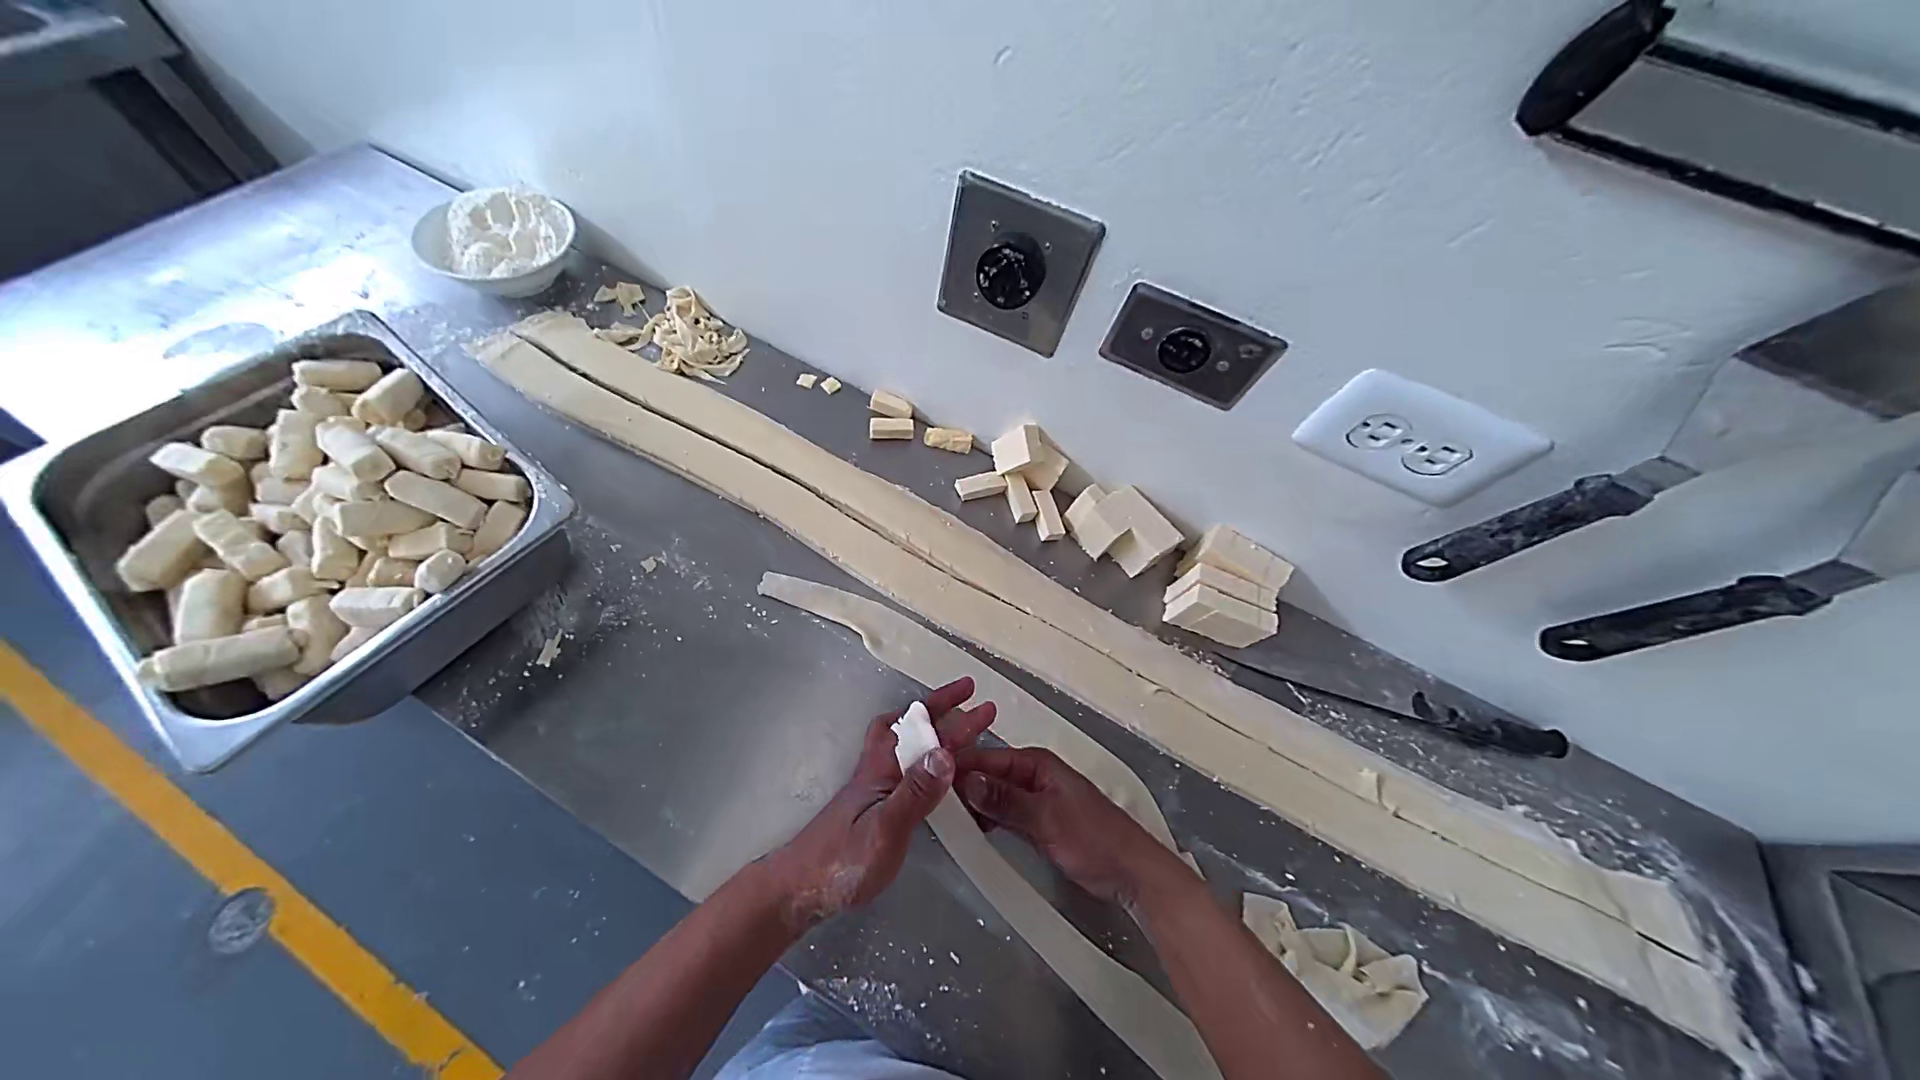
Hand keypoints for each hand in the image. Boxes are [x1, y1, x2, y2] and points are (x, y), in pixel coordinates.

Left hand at [765, 677, 995, 929]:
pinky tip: (937, 775)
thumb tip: (946, 752)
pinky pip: (910, 770)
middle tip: (977, 708)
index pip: (918, 726)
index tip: (972, 692)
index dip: (945, 707)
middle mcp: (880, 770)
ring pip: (911, 748)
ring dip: (937, 735)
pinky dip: (929, 761)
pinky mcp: (876, 808)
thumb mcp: (885, 828)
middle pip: (915, 730)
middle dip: (946, 715)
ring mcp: (876, 789)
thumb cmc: (842, 861)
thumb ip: (915, 792)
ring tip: (964, 733)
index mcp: (883, 767)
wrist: (800, 890)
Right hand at [955, 746, 1184, 907]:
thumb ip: (1006, 800)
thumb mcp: (1046, 818)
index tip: (930, 780)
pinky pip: (1004, 814)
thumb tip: (967, 781)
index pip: (988, 758)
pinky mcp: (1038, 823)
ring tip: (947, 819)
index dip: (960, 767)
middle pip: (989, 775)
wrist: (1132, 873)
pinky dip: (988, 819)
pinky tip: (973, 831)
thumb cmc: (1095, 839)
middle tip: (934, 804)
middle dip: (963, 787)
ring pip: (994, 795)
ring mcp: (1035, 800)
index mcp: (1038, 763)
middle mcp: (1034, 775)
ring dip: (974, 805)